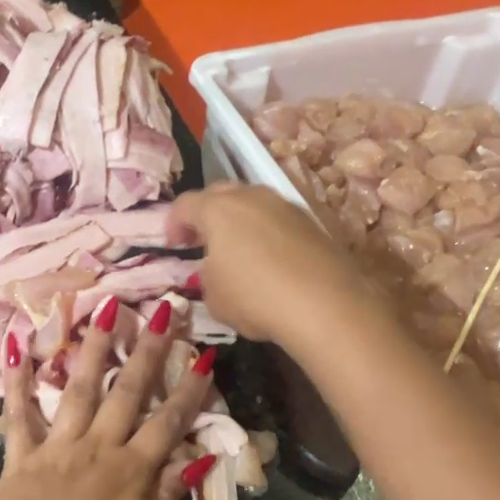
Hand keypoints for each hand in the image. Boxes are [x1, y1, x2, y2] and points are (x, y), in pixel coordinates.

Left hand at [0, 300, 216, 499]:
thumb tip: (196, 460)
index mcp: (133, 473)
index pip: (169, 422)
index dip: (190, 389)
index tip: (206, 353)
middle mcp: (98, 449)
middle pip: (129, 393)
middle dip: (149, 350)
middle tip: (162, 310)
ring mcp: (56, 449)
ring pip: (79, 389)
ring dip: (94, 348)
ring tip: (104, 308)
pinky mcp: (19, 457)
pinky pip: (17, 414)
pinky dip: (17, 380)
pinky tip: (18, 345)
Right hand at [167, 183, 362, 347]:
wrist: (326, 306)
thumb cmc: (255, 298)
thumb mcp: (213, 296)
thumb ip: (206, 276)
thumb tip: (215, 270)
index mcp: (219, 209)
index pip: (185, 205)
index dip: (173, 223)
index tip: (174, 244)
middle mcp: (252, 197)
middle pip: (221, 193)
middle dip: (207, 213)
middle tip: (203, 239)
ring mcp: (286, 206)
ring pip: (253, 203)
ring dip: (240, 220)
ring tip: (238, 248)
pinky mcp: (313, 222)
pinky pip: (278, 219)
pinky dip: (267, 232)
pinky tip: (270, 259)